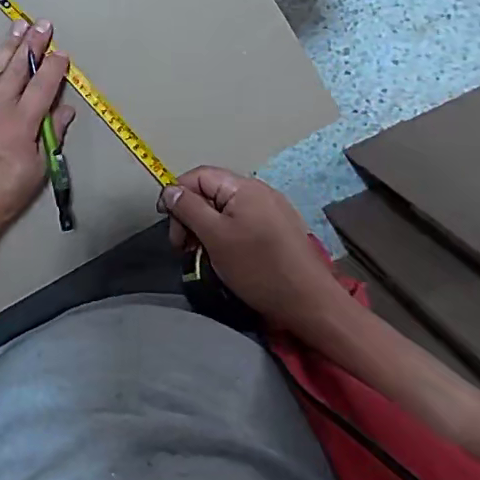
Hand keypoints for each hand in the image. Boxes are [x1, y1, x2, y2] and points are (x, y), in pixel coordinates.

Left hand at [0, 20, 76, 240]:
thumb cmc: (2, 193)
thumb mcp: (37, 170)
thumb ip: (51, 136)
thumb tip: (65, 110)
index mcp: (21, 123)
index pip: (43, 86)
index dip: (54, 67)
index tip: (62, 53)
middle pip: (18, 69)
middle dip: (32, 44)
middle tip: (42, 24)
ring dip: (7, 45)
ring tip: (18, 26)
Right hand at [158, 167, 343, 330]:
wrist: (311, 303)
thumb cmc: (259, 268)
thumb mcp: (214, 236)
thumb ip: (188, 208)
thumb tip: (169, 190)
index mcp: (243, 187)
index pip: (198, 176)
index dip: (177, 194)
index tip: (168, 224)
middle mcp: (259, 191)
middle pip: (211, 191)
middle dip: (190, 215)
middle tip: (184, 246)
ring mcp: (271, 210)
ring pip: (225, 209)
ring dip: (206, 228)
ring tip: (202, 254)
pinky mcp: (278, 229)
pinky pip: (241, 221)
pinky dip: (225, 234)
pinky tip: (223, 256)